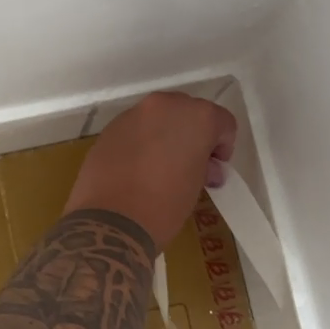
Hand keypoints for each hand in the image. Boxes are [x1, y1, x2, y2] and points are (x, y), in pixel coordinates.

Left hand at [63, 91, 237, 250]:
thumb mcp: (196, 186)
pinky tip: (134, 170)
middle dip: (190, 136)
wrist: (110, 222)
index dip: (221, 146)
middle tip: (187, 165)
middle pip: (186, 113)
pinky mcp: (107, 130)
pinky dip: (138, 144)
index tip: (214, 168)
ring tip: (157, 168)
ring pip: (156, 119)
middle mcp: (164, 106)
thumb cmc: (164, 206)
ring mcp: (131, 115)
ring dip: (162, 137)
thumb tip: (202, 167)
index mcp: (197, 116)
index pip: (221, 123)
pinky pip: (132, 132)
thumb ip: (203, 167)